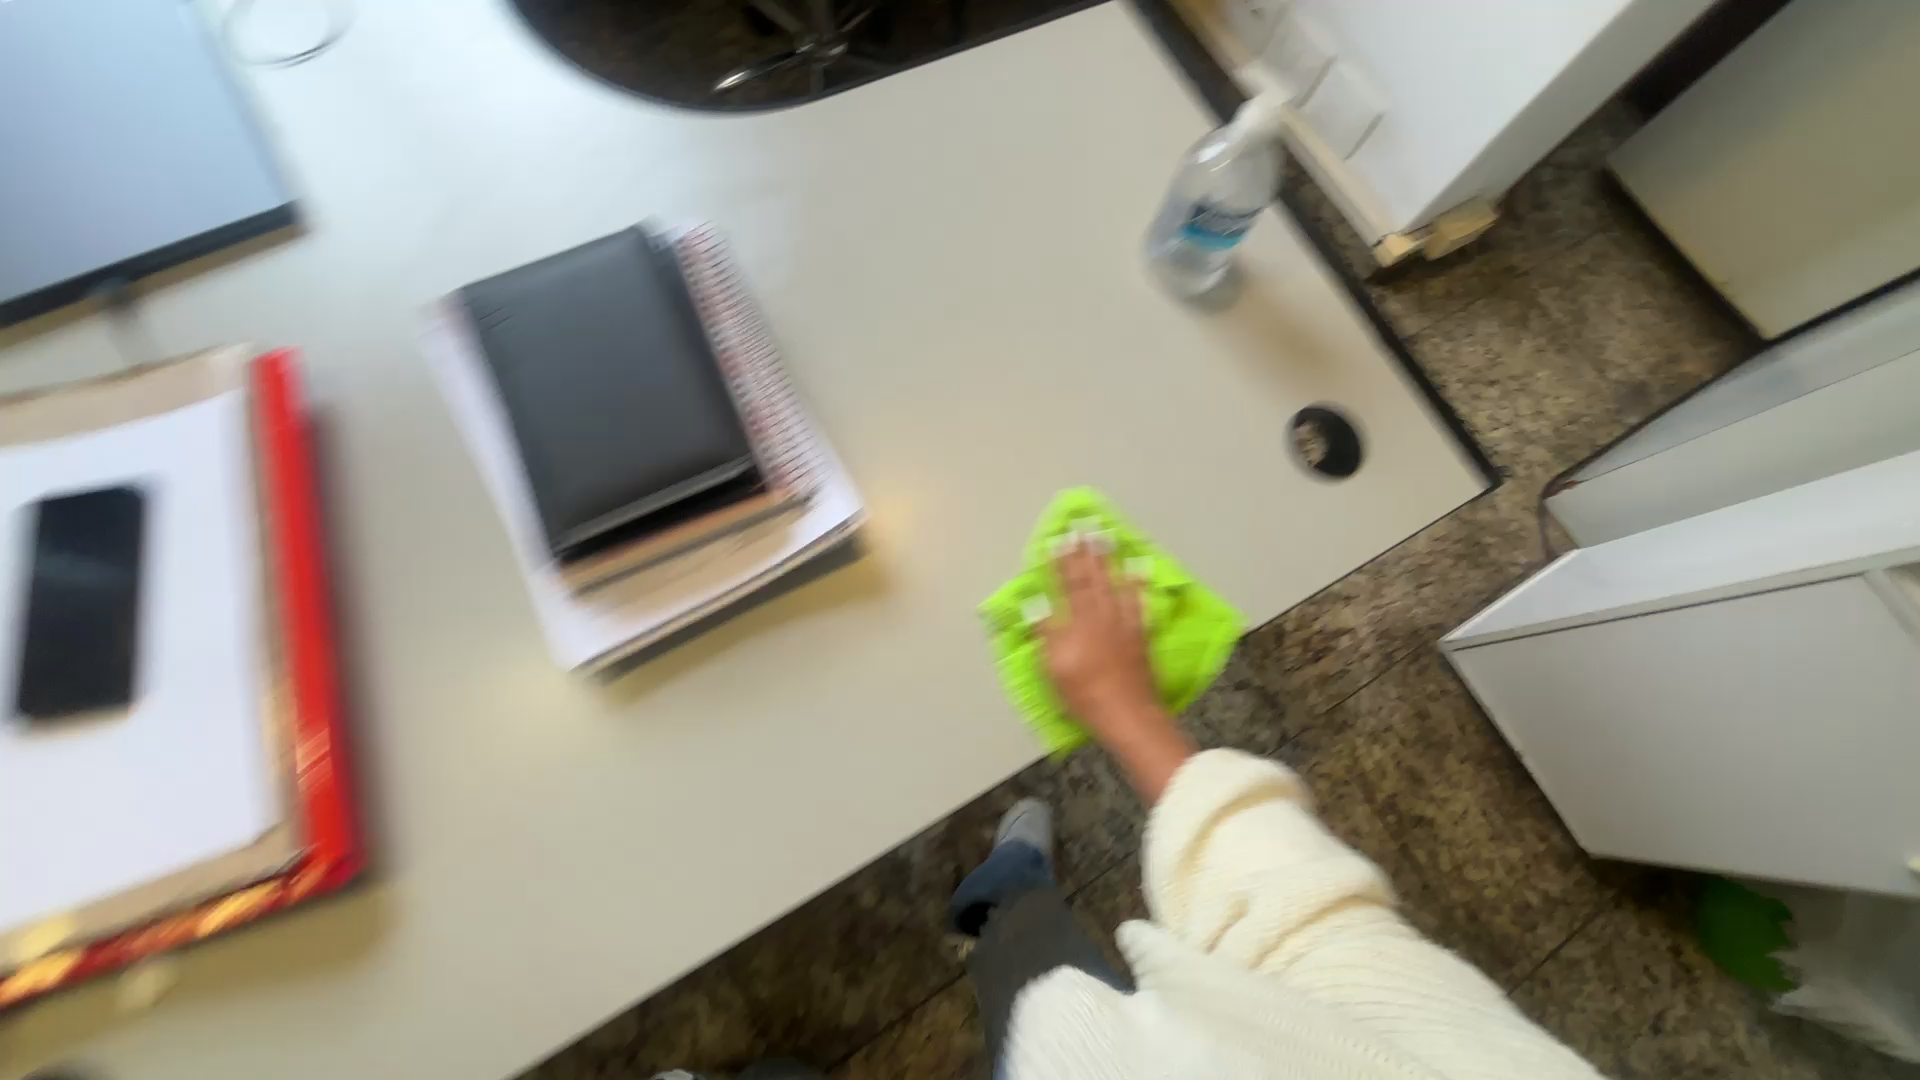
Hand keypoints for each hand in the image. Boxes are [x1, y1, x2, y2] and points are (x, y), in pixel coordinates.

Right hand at [1039, 539, 1193, 801]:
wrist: (1127, 713)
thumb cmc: (1083, 694)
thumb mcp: (1053, 667)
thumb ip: (1045, 633)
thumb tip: (1034, 605)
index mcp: (1075, 624)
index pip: (1065, 587)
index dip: (1059, 564)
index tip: (1056, 541)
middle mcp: (1100, 616)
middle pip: (1091, 579)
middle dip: (1084, 553)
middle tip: (1082, 528)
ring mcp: (1123, 624)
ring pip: (1114, 583)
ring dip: (1108, 559)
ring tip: (1105, 537)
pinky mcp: (1139, 634)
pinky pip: (1139, 601)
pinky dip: (1138, 583)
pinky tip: (1138, 568)